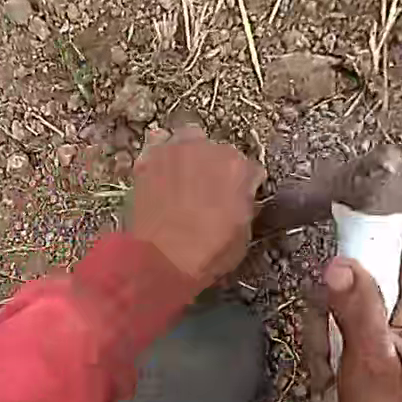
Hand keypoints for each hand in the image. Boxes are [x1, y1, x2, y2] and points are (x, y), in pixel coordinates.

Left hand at [126, 127, 264, 286]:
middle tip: (211, 194)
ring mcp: (178, 150)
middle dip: (219, 170)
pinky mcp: (150, 158)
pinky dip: (164, 155)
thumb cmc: (209, 253)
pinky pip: (160, 144)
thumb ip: (245, 205)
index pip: (251, 170)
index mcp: (240, 169)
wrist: (161, 260)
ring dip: (193, 155)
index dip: (245, 187)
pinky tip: (163, 170)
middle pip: (222, 153)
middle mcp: (212, 150)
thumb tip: (241, 199)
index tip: (239, 200)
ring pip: (192, 141)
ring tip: (186, 178)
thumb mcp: (243, 235)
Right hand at [316, 258, 401, 401]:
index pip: (379, 262)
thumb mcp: (369, 360)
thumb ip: (356, 309)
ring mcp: (401, 334)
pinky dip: (338, 357)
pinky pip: (352, 338)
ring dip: (329, 344)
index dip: (349, 278)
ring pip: (347, 315)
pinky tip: (338, 381)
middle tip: (331, 356)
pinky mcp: (389, 352)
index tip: (331, 309)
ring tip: (334, 376)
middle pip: (357, 290)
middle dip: (331, 322)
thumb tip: (339, 262)